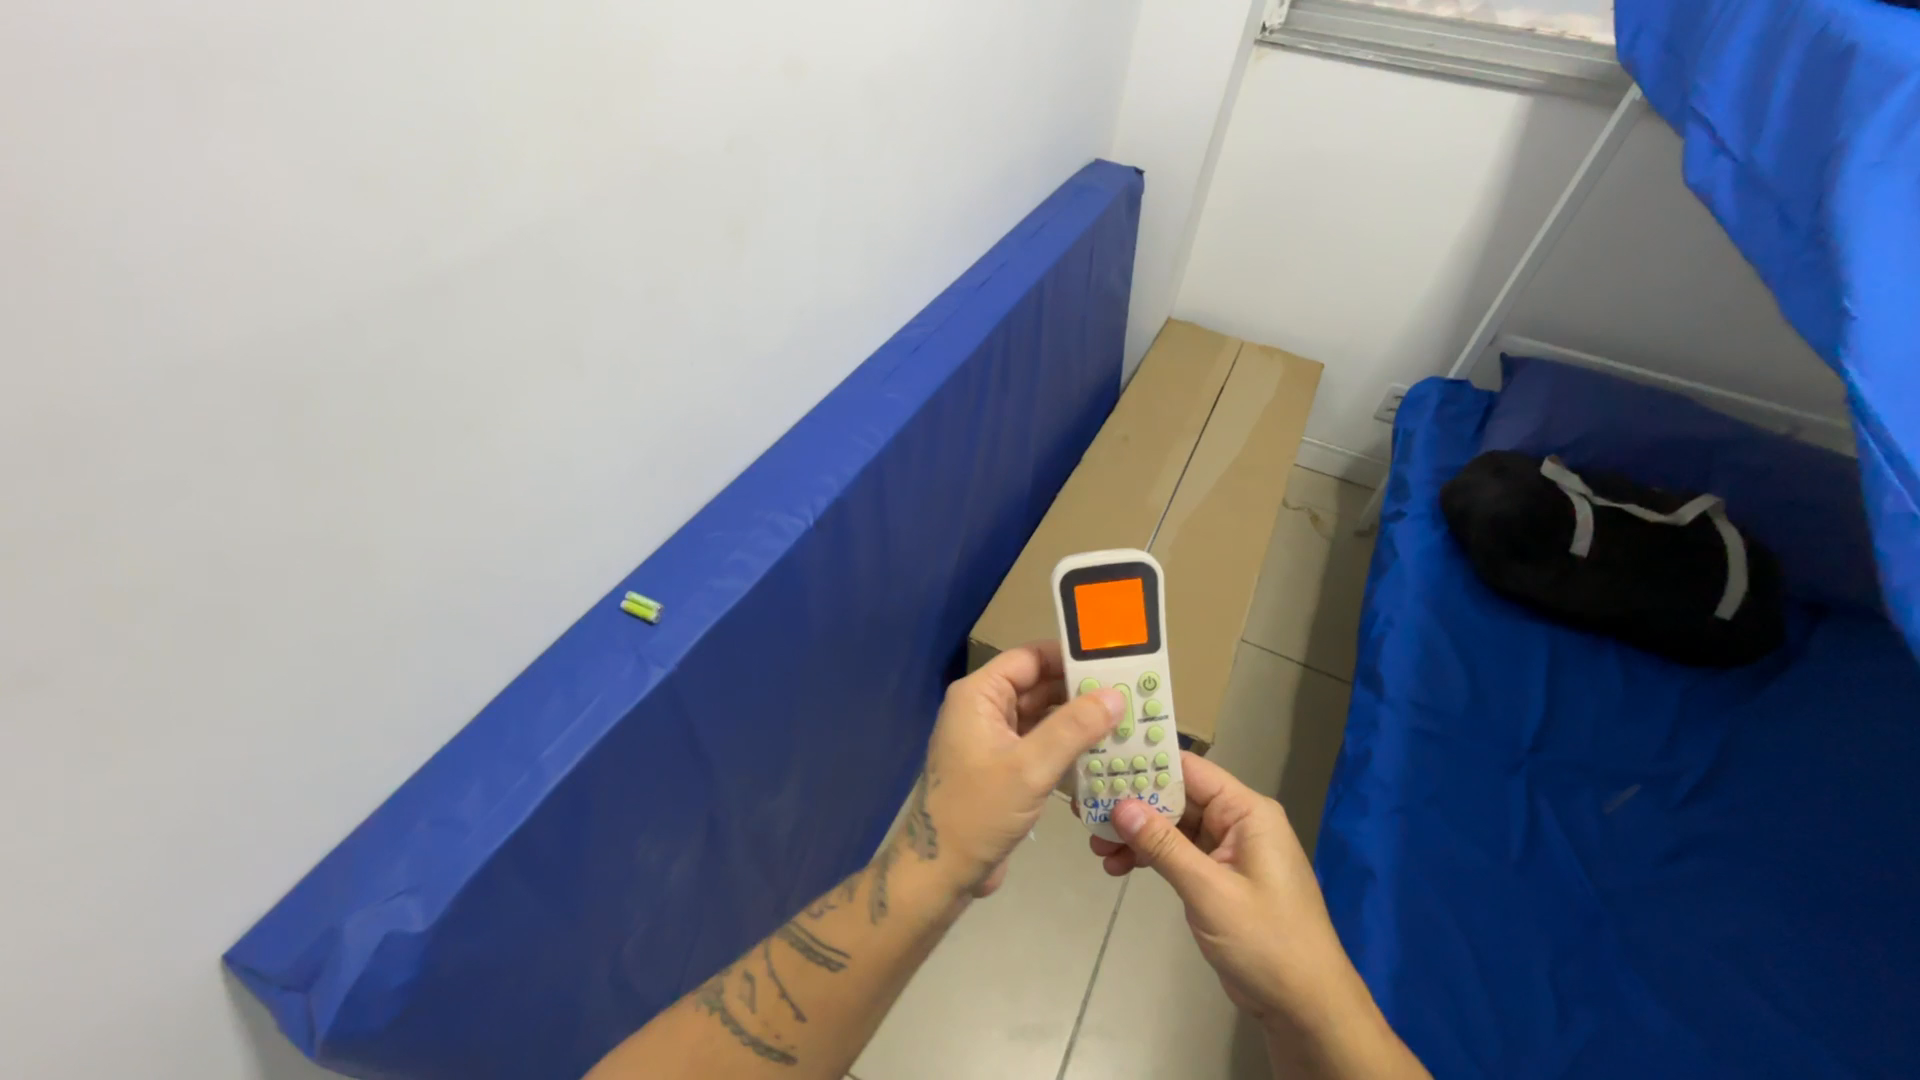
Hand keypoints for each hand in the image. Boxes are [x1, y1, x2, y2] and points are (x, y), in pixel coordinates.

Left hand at [908, 641, 1122, 899]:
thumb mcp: (1030, 767)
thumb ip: (1074, 728)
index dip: (1069, 657)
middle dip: (1080, 691)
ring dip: (1078, 722)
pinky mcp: (1002, 770)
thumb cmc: (978, 811)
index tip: (1113, 664)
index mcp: (979, 696)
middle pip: (1038, 686)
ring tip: (1125, 722)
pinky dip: (1067, 748)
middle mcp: (984, 710)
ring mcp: (992, 741)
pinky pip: (1039, 746)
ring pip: (1042, 718)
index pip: (1029, 658)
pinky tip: (1102, 756)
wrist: (940, 873)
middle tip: (1130, 695)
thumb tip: (1115, 695)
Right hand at [1091, 753, 1350, 1025]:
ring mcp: (1228, 849)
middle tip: (1086, 809)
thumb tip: (1120, 804)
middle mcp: (1237, 821)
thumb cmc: (1267, 942)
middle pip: (1176, 797)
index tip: (1101, 765)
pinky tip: (1117, 867)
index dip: (1145, 764)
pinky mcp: (1218, 876)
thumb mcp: (1209, 891)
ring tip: (1095, 846)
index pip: (1190, 770)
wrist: (1306, 1007)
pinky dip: (1148, 857)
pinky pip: (1176, 852)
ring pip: (1171, 825)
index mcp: (1246, 812)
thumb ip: (1164, 845)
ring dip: (1135, 834)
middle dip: (1132, 804)